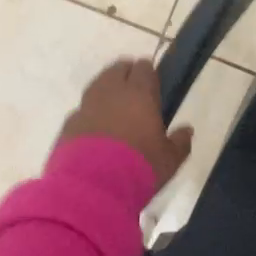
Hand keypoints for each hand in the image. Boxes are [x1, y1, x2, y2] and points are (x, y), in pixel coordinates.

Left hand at [57, 59, 193, 189]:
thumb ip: (180, 142)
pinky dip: (91, 114)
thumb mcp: (170, 160)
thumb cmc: (140, 167)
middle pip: (118, 69)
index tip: (154, 85)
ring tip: (114, 108)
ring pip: (97, 85)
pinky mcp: (69, 123)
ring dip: (107, 90)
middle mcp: (111, 92)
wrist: (93, 187)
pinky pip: (83, 110)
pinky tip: (96, 129)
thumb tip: (186, 131)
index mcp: (139, 94)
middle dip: (126, 75)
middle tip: (135, 93)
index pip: (144, 68)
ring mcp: (86, 106)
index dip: (149, 73)